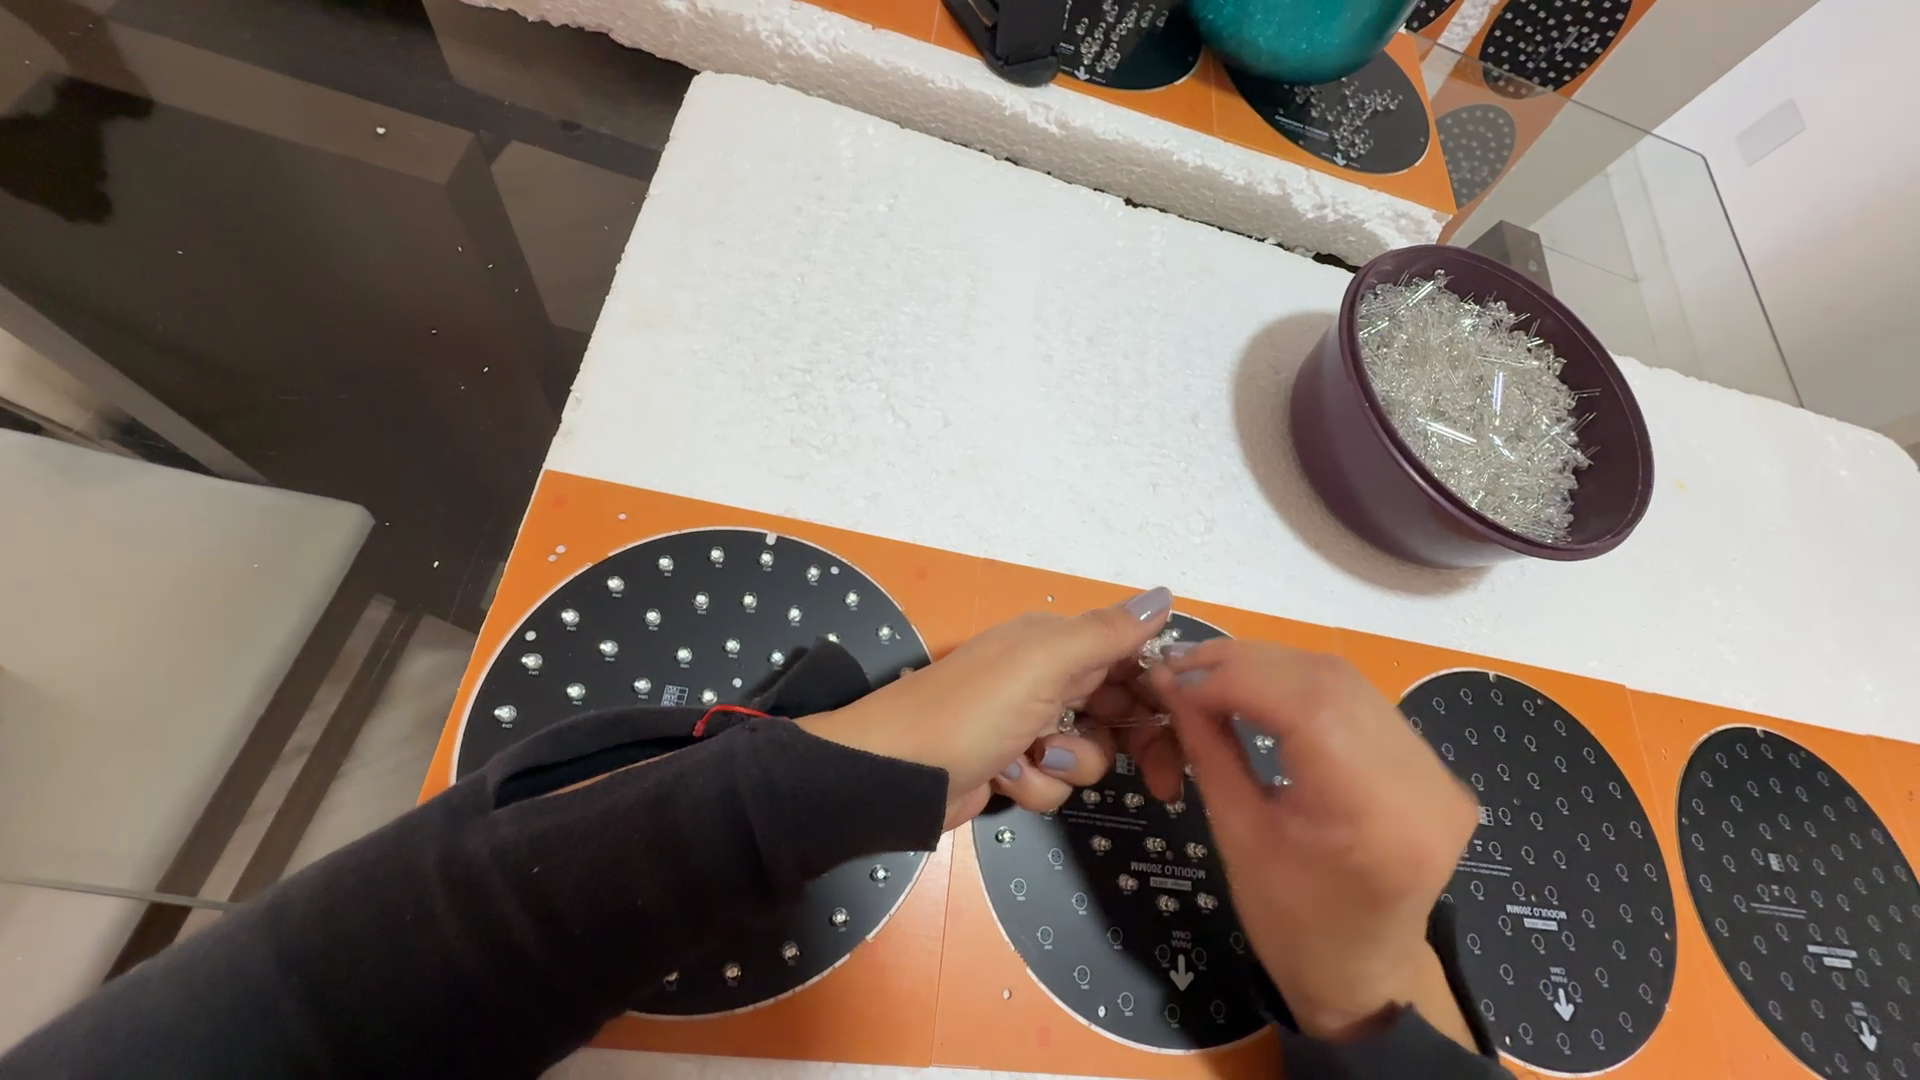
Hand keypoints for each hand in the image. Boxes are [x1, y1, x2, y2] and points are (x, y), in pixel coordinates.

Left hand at [800, 587, 1173, 828]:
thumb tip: (1165, 594)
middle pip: (1119, 707)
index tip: (1189, 723)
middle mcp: (1047, 677)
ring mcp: (1029, 723)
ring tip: (1038, 755)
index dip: (1161, 687)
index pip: (1130, 654)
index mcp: (1056, 643)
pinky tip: (1008, 776)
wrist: (897, 773)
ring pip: (1090, 750)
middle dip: (1135, 741)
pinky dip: (1037, 783)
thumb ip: (1106, 632)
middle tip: (1160, 780)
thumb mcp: (1043, 662)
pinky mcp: (1014, 766)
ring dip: (1072, 762)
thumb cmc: (974, 710)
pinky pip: (1054, 780)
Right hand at [1147, 641, 1480, 1048]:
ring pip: (1343, 680)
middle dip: (1245, 663)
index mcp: (1374, 817)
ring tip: (1212, 673)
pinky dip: (1299, 684)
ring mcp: (1436, 771)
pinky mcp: (1432, 765)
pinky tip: (1259, 687)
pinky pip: (1357, 699)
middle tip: (1184, 666)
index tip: (1175, 678)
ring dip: (1269, 666)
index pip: (1305, 707)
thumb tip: (1171, 681)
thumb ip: (1207, 744)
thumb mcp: (1234, 832)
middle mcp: (1422, 783)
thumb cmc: (1287, 920)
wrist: (1362, 971)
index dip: (1233, 678)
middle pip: (1327, 681)